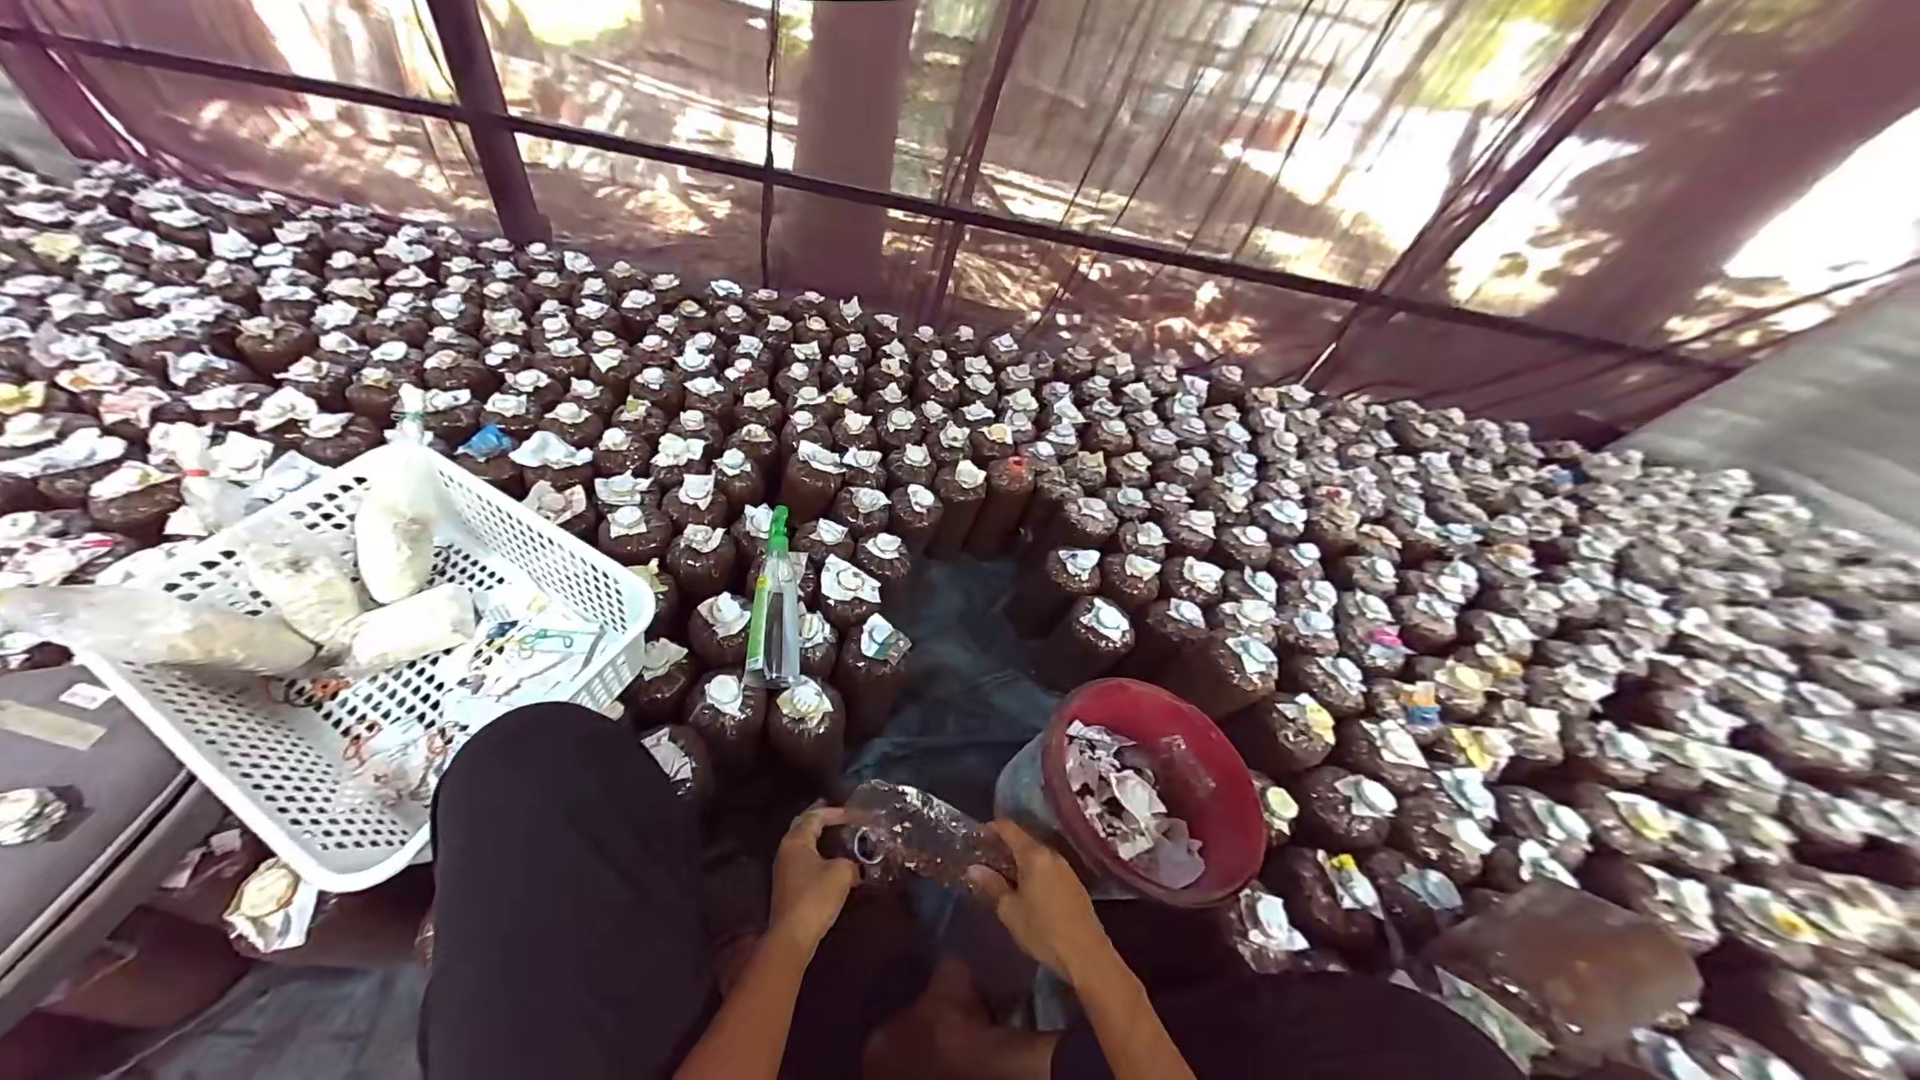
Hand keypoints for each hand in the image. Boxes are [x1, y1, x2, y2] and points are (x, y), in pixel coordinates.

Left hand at [771, 804, 858, 950]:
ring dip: (819, 835)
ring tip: (836, 831)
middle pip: (803, 825)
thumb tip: (855, 867)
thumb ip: (852, 863)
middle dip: (821, 817)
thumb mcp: (841, 873)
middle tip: (838, 812)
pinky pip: (804, 858)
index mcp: (796, 841)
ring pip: (803, 843)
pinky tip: (830, 857)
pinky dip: (818, 851)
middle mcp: (786, 850)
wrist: (792, 936)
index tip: (857, 813)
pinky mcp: (789, 886)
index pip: (816, 816)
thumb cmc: (815, 896)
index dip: (837, 812)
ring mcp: (785, 869)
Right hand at [965, 820, 1112, 982]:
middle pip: (1023, 840)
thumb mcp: (1010, 910)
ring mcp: (1066, 868)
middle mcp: (1051, 854)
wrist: (1087, 954)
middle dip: (1003, 848)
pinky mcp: (1074, 883)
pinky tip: (1024, 889)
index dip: (990, 828)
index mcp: (1034, 855)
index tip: (976, 838)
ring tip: (1000, 876)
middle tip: (984, 861)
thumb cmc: (1043, 930)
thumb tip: (974, 868)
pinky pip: (1047, 868)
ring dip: (1018, 861)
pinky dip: (1032, 871)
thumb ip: (992, 885)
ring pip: (1036, 856)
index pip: (1008, 828)